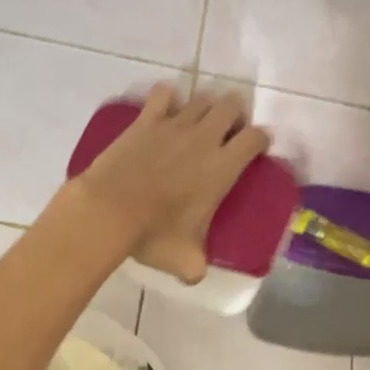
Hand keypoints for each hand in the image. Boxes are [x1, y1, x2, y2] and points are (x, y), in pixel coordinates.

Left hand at [68, 84, 269, 282]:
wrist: (109, 211)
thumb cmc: (154, 234)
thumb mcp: (185, 261)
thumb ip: (197, 267)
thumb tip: (195, 276)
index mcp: (223, 167)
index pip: (256, 137)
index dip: (260, 140)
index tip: (255, 150)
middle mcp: (205, 138)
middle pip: (232, 105)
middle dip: (235, 115)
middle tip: (227, 133)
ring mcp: (174, 124)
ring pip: (201, 98)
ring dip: (205, 106)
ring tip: (198, 123)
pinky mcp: (146, 120)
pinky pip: (163, 94)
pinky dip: (168, 98)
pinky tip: (165, 109)